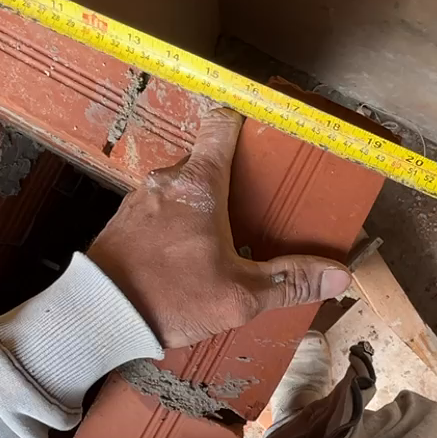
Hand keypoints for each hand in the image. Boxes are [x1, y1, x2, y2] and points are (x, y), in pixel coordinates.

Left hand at [86, 109, 352, 347]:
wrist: (97, 317)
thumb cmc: (168, 298)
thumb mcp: (240, 296)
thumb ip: (290, 282)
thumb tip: (339, 275)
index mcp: (198, 183)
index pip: (222, 125)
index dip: (245, 120)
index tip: (264, 130)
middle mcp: (166, 180)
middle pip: (206, 159)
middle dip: (231, 176)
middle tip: (255, 202)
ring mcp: (139, 199)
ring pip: (180, 186)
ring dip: (202, 201)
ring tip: (224, 233)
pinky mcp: (122, 221)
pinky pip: (159, 208)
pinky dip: (177, 219)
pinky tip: (187, 252)